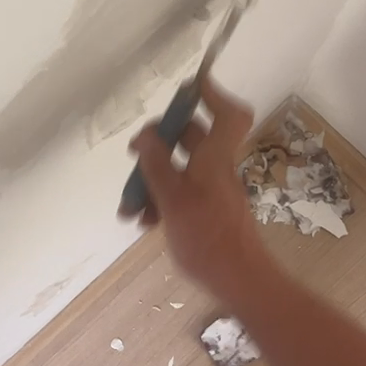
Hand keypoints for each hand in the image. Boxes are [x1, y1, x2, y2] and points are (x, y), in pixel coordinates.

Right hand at [124, 77, 274, 303]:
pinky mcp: (205, 214)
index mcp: (215, 159)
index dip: (213, 95)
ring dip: (151, 182)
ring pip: (179, 171)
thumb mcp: (173, 199)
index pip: (228, 115)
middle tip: (135, 152)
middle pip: (191, 140)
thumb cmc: (207, 237)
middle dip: (159, 144)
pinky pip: (179, 196)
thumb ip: (157, 166)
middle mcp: (216, 170)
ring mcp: (211, 192)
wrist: (237, 280)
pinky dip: (159, 203)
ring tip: (129, 206)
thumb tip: (145, 136)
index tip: (190, 85)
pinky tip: (141, 221)